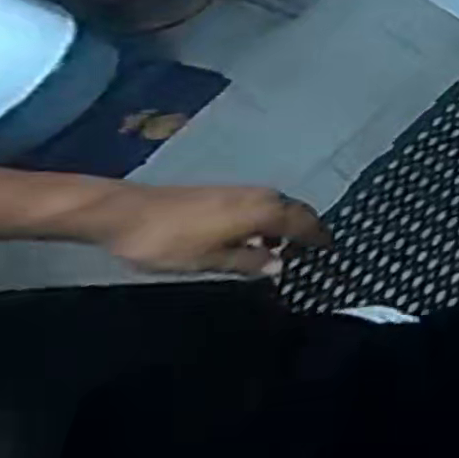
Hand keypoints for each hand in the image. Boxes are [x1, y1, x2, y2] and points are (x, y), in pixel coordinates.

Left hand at [83, 183, 330, 274]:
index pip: (306, 224)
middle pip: (299, 212)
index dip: (318, 237)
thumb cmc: (172, 241)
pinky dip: (272, 219)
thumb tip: (279, 265)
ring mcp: (250, 192)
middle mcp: (268, 197)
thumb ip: (247, 262)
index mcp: (268, 212)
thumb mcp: (208, 260)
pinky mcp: (234, 192)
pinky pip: (268, 205)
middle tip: (308, 248)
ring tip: (280, 245)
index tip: (328, 249)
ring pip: (283, 207)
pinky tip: (255, 234)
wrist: (129, 212)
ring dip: (288, 224)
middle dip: (307, 229)